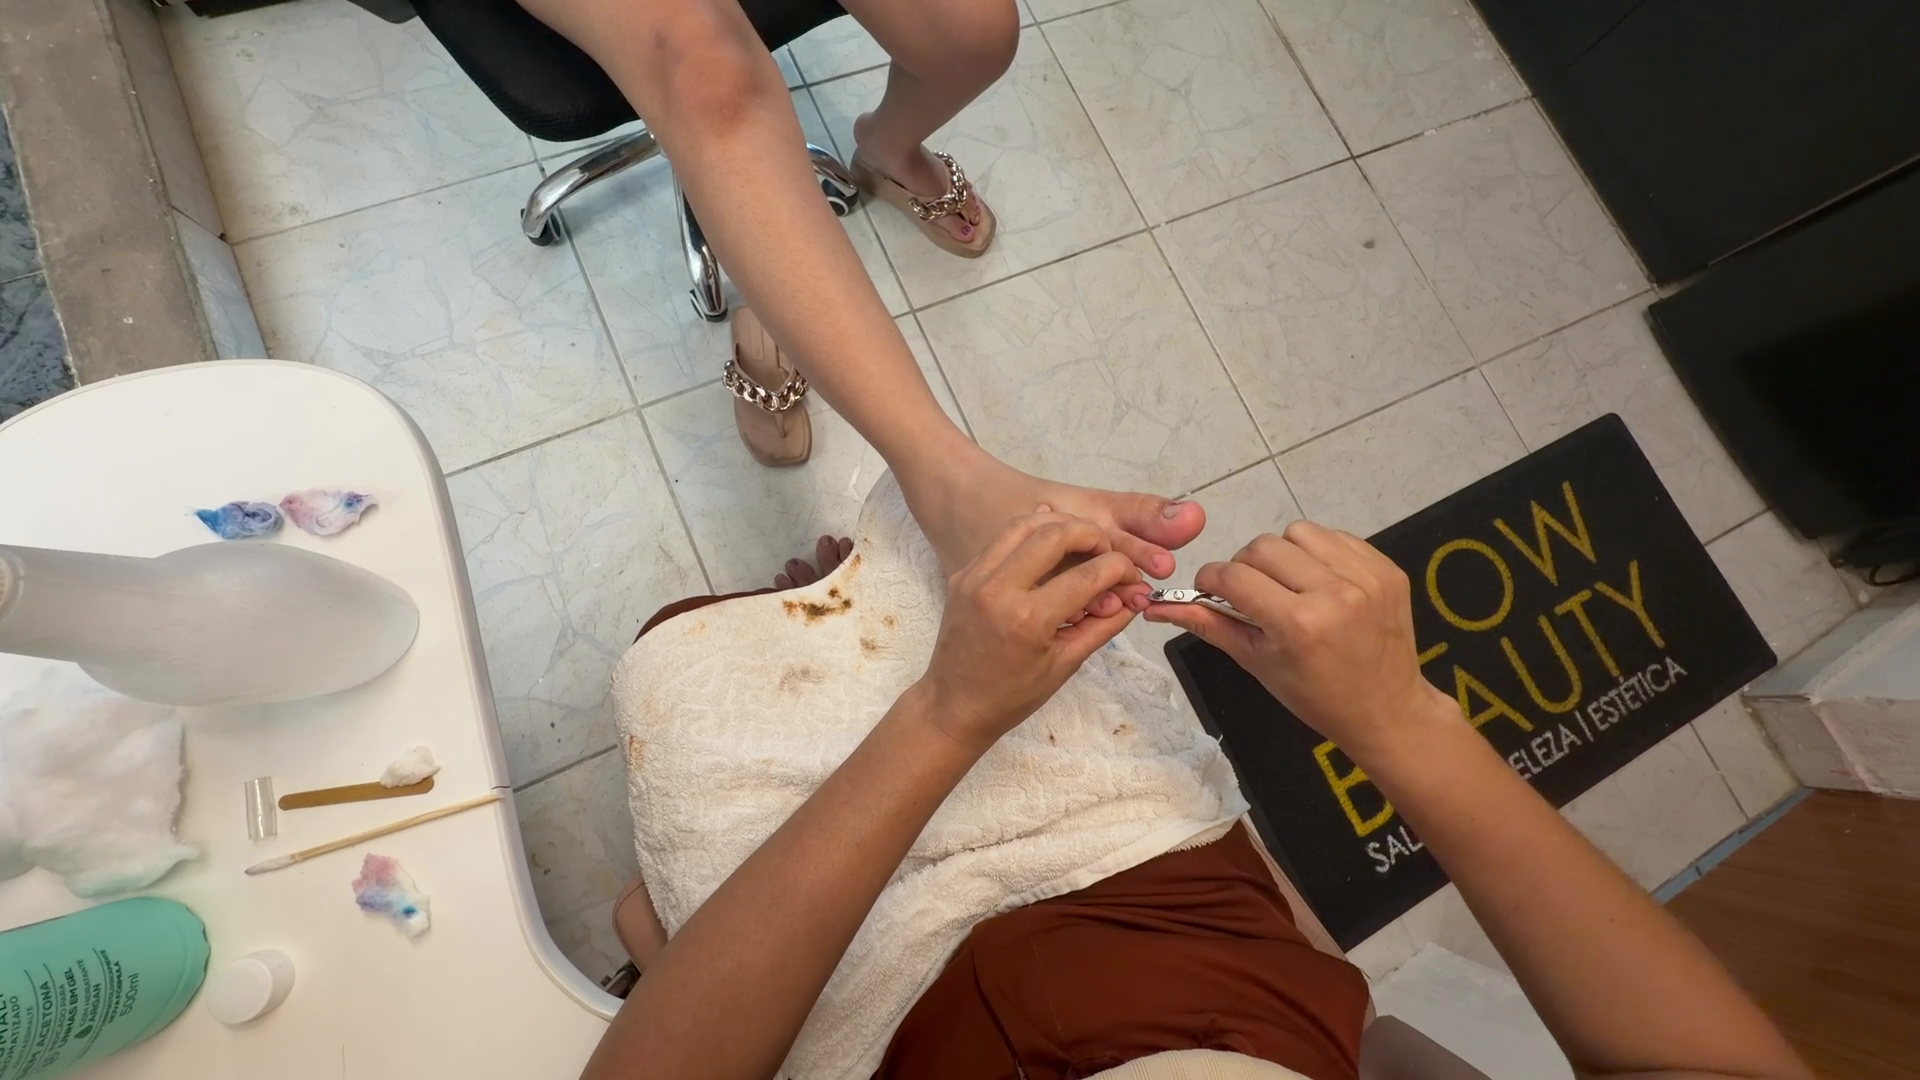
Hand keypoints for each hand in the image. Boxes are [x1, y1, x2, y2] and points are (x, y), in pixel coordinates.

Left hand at [918, 510, 1141, 751]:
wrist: (954, 704)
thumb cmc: (1012, 694)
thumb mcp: (1066, 663)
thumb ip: (1103, 624)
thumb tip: (1134, 596)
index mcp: (1028, 619)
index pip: (1087, 575)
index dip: (1120, 569)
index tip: (1132, 575)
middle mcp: (999, 588)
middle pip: (1054, 534)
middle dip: (1091, 534)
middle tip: (1107, 549)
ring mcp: (975, 577)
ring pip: (1023, 525)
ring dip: (1058, 523)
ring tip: (1081, 539)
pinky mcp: (963, 574)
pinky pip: (1000, 539)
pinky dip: (1030, 533)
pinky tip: (1050, 539)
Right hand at [1144, 521, 1458, 761]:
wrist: (1387, 709)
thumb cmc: (1313, 695)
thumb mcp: (1254, 661)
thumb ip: (1208, 625)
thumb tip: (1156, 607)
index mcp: (1297, 623)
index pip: (1232, 576)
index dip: (1211, 580)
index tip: (1211, 592)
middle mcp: (1333, 593)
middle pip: (1261, 546)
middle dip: (1245, 566)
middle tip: (1250, 592)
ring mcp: (1365, 577)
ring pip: (1297, 533)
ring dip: (1282, 554)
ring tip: (1287, 583)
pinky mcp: (1385, 568)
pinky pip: (1334, 536)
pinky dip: (1316, 553)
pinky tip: (1317, 580)